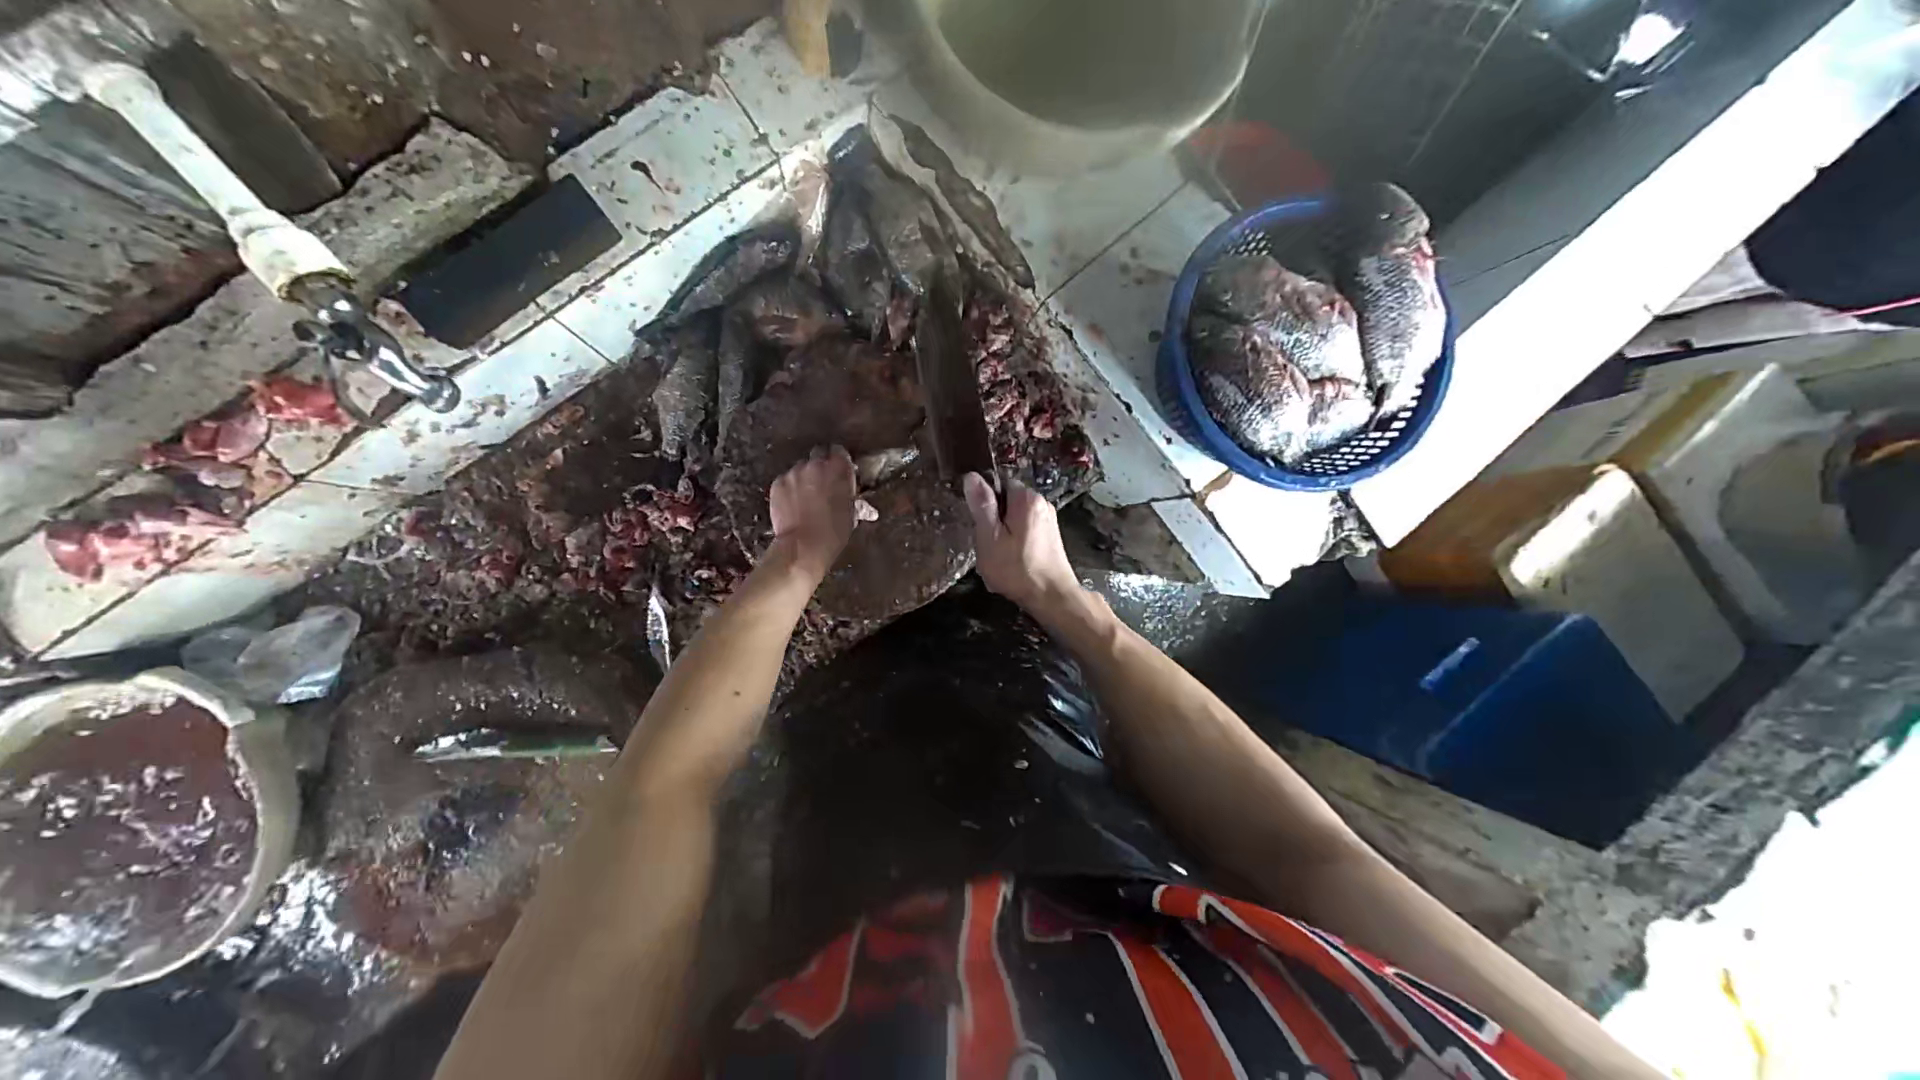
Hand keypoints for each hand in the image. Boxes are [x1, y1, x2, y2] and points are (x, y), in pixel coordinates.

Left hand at [769, 445, 856, 581]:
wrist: (803, 546)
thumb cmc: (833, 532)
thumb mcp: (851, 517)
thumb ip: (857, 505)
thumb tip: (869, 510)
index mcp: (839, 469)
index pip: (840, 452)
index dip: (839, 461)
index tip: (839, 471)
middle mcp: (816, 465)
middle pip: (819, 453)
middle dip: (821, 464)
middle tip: (823, 482)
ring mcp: (795, 472)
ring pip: (801, 467)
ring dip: (804, 477)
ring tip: (806, 496)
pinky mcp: (778, 483)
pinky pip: (786, 480)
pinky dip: (790, 488)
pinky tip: (792, 503)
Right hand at [962, 472, 1082, 618]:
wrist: (1052, 597)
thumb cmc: (1017, 569)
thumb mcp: (990, 537)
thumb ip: (981, 505)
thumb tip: (971, 476)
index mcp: (1027, 498)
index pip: (998, 484)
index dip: (985, 503)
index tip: (980, 525)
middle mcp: (1042, 503)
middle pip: (1007, 503)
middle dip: (994, 522)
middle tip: (989, 546)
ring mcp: (1048, 521)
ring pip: (1015, 520)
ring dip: (1003, 537)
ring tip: (999, 559)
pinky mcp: (1051, 537)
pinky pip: (1025, 533)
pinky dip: (1015, 546)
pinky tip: (1012, 565)